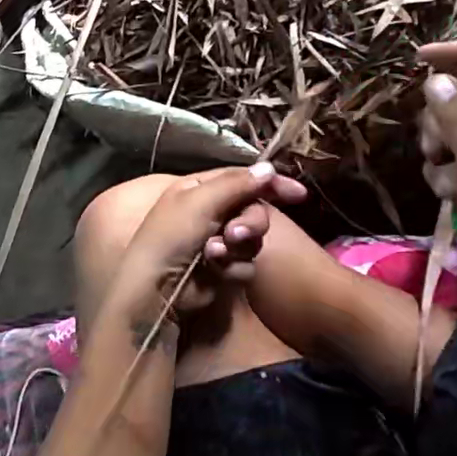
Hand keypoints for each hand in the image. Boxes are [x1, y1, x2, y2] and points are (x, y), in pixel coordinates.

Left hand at [99, 164, 308, 337]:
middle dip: (250, 222)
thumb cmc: (171, 237)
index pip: (241, 178)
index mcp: (198, 189)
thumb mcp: (199, 202)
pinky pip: (245, 263)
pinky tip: (215, 271)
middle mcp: (208, 212)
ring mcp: (216, 241)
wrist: (157, 288)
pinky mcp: (222, 268)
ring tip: (214, 253)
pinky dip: (232, 267)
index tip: (299, 195)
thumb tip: (269, 167)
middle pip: (252, 209)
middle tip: (236, 234)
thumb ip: (235, 184)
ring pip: (252, 238)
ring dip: (237, 247)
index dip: (270, 183)